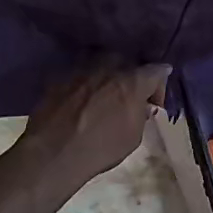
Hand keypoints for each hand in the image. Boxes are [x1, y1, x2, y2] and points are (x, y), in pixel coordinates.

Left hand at [18, 61, 170, 185]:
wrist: (54, 151)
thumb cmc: (101, 148)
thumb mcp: (134, 137)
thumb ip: (141, 113)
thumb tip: (142, 104)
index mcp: (132, 81)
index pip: (157, 71)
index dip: (158, 86)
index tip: (153, 102)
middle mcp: (108, 66)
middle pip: (127, 61)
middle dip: (131, 76)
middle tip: (128, 96)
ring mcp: (82, 68)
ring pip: (101, 61)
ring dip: (107, 74)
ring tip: (103, 92)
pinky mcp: (60, 74)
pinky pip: (80, 71)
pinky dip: (85, 81)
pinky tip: (80, 98)